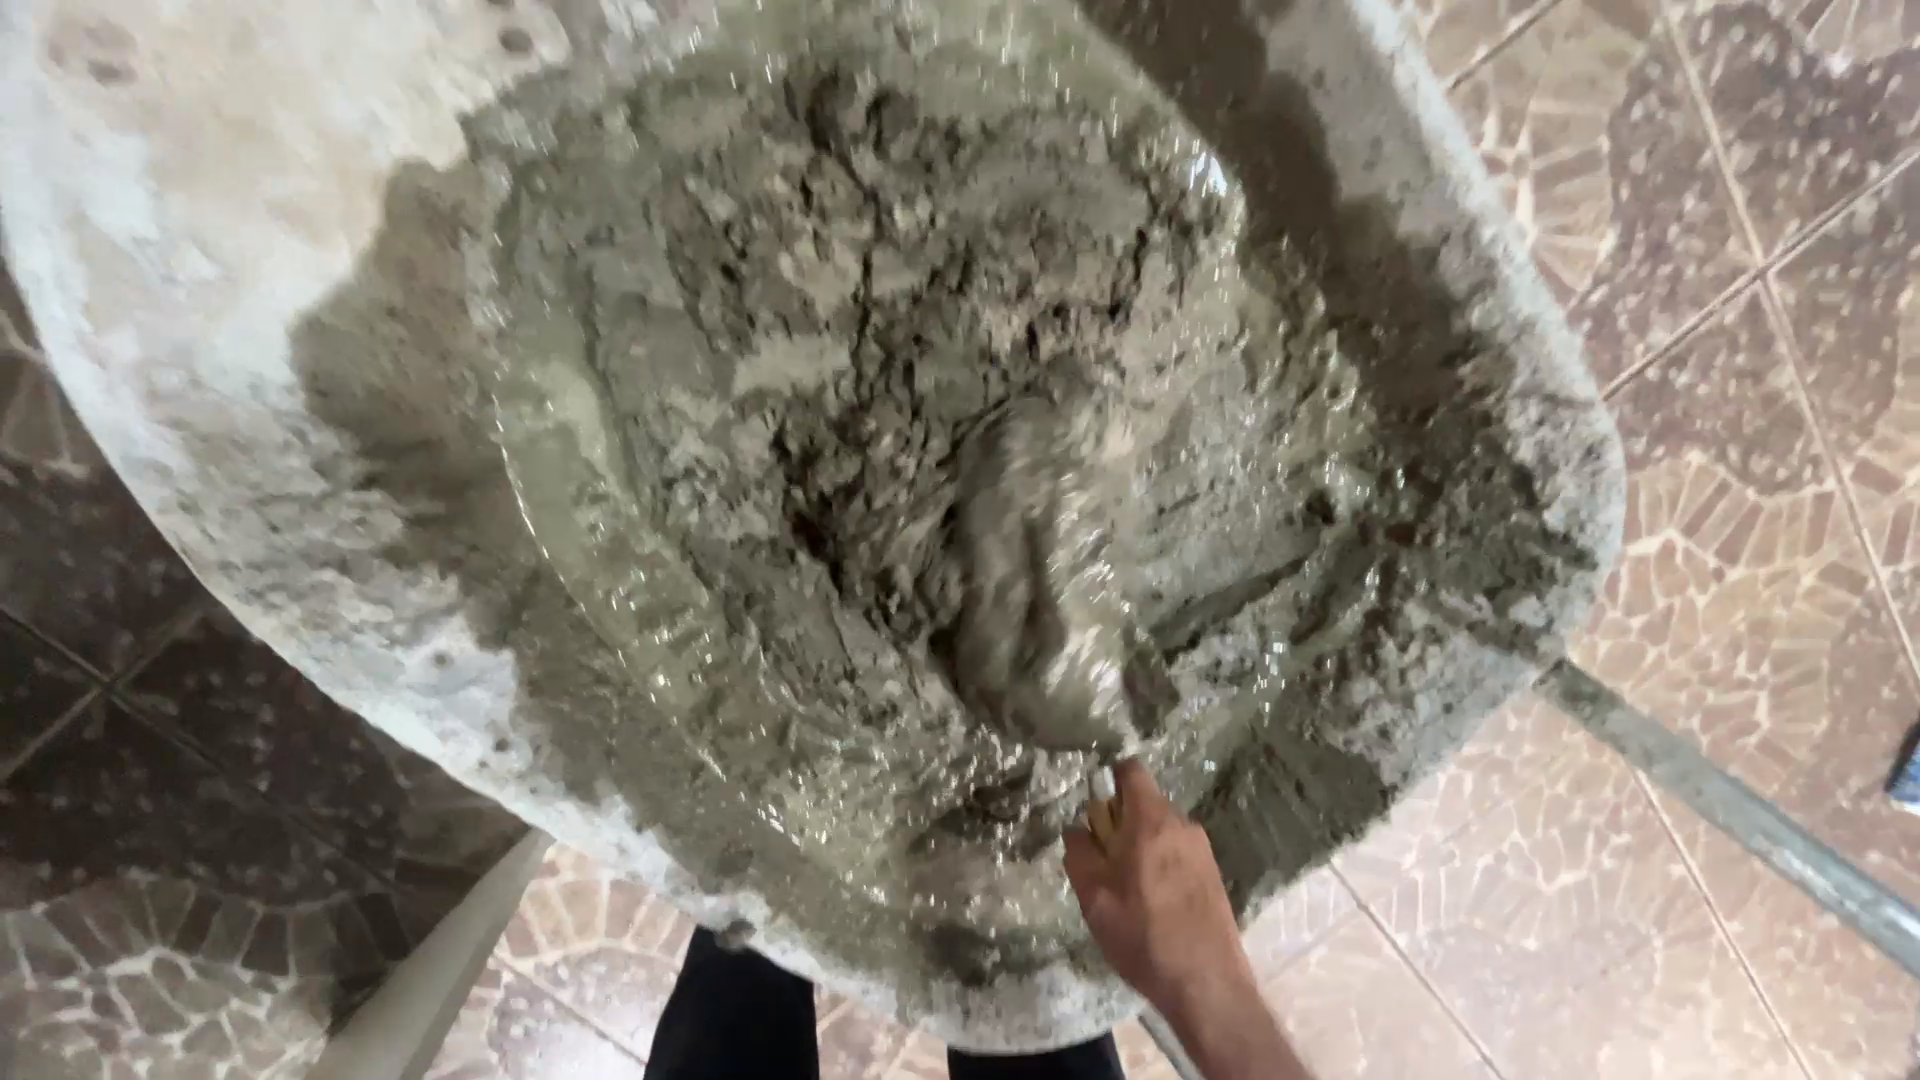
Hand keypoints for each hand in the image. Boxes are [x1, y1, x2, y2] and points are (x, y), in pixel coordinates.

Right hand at [1062, 760, 1253, 1011]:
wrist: (1207, 986)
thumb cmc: (1143, 935)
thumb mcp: (1093, 896)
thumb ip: (1079, 852)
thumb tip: (1078, 829)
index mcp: (1151, 820)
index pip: (1131, 770)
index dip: (1109, 779)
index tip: (1095, 811)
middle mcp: (1181, 825)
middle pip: (1144, 803)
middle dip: (1120, 822)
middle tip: (1104, 862)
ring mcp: (1202, 850)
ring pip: (1160, 830)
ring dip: (1140, 846)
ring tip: (1127, 891)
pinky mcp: (1213, 874)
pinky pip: (1176, 852)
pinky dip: (1160, 865)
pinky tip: (1154, 905)